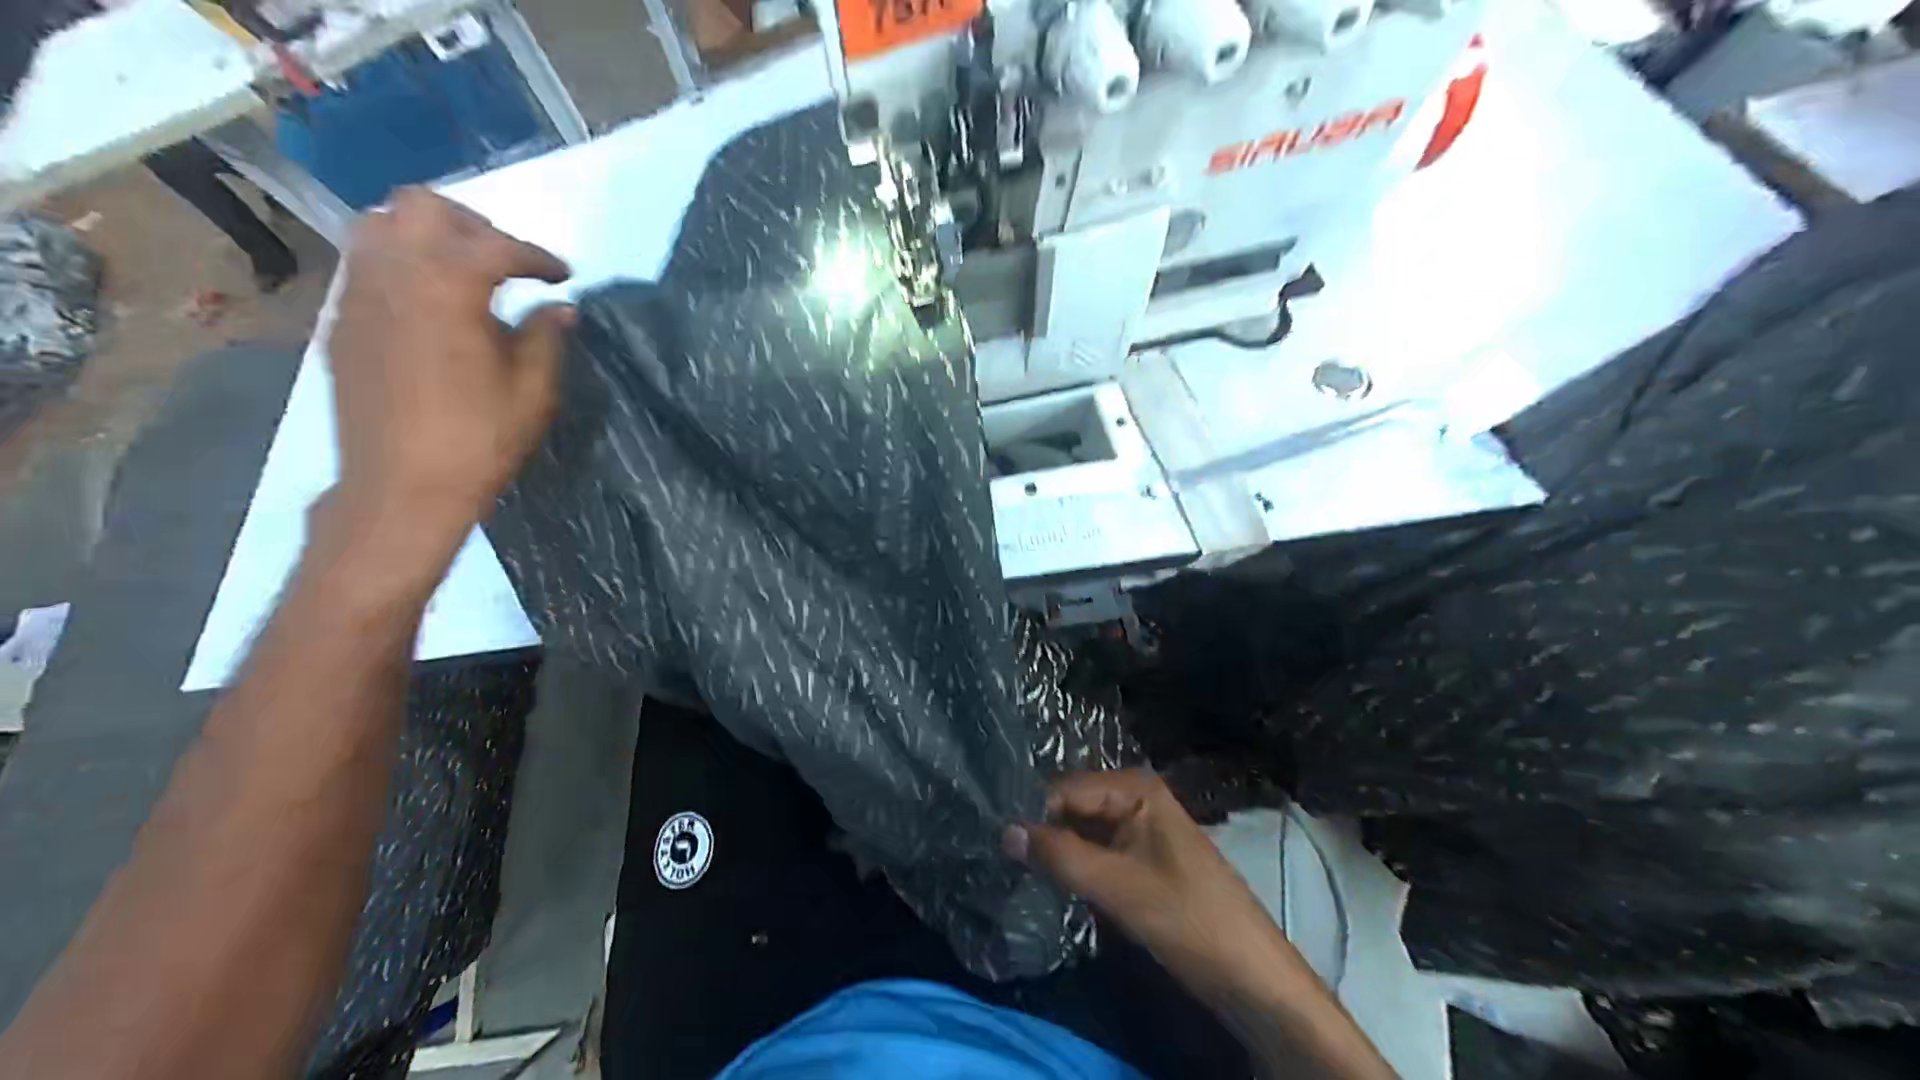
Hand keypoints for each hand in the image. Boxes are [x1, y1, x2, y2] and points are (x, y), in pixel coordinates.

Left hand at [325, 187, 573, 571]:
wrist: (401, 486)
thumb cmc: (479, 440)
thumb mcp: (533, 392)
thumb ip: (547, 338)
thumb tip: (559, 309)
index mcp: (447, 287)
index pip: (498, 246)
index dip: (538, 256)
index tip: (562, 276)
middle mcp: (393, 273)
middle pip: (424, 207)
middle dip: (474, 225)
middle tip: (507, 262)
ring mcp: (356, 292)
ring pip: (382, 224)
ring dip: (429, 236)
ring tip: (464, 272)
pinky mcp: (340, 318)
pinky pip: (365, 262)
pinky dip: (401, 263)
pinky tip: (430, 302)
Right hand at [1004, 769, 1289, 995]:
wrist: (1253, 978)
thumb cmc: (1188, 920)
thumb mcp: (1117, 886)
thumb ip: (1059, 855)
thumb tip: (1002, 831)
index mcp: (1135, 788)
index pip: (1063, 789)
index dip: (1031, 814)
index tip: (993, 840)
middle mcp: (1136, 798)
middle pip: (1071, 808)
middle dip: (1041, 832)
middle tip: (999, 859)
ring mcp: (1141, 830)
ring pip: (1081, 833)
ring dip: (1056, 853)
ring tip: (1014, 871)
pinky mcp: (1142, 860)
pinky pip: (1096, 853)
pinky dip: (1075, 868)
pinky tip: (1051, 884)